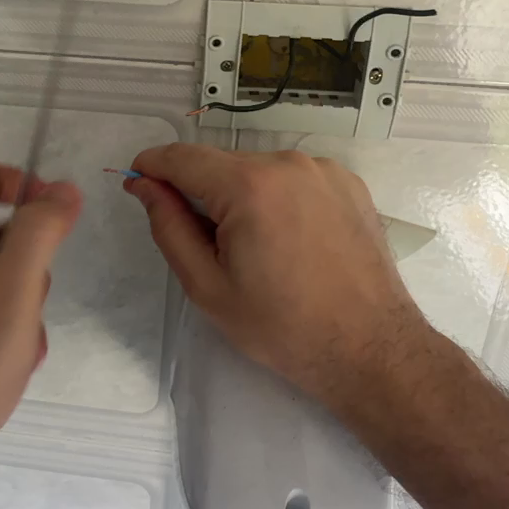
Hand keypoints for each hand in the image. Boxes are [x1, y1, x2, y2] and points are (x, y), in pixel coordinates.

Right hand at [124, 143, 430, 410]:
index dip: (152, 167)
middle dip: (200, 192)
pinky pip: (292, 178)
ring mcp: (323, 169)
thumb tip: (145, 184)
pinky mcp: (348, 182)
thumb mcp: (207, 285)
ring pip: (257, 169)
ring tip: (256, 249)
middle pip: (220, 163)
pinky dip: (277, 198)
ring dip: (240, 195)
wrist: (371, 350)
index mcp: (249, 186)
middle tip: (205, 245)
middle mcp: (287, 163)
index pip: (182, 157)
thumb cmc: (282, 327)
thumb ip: (168, 226)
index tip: (137, 185)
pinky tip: (290, 241)